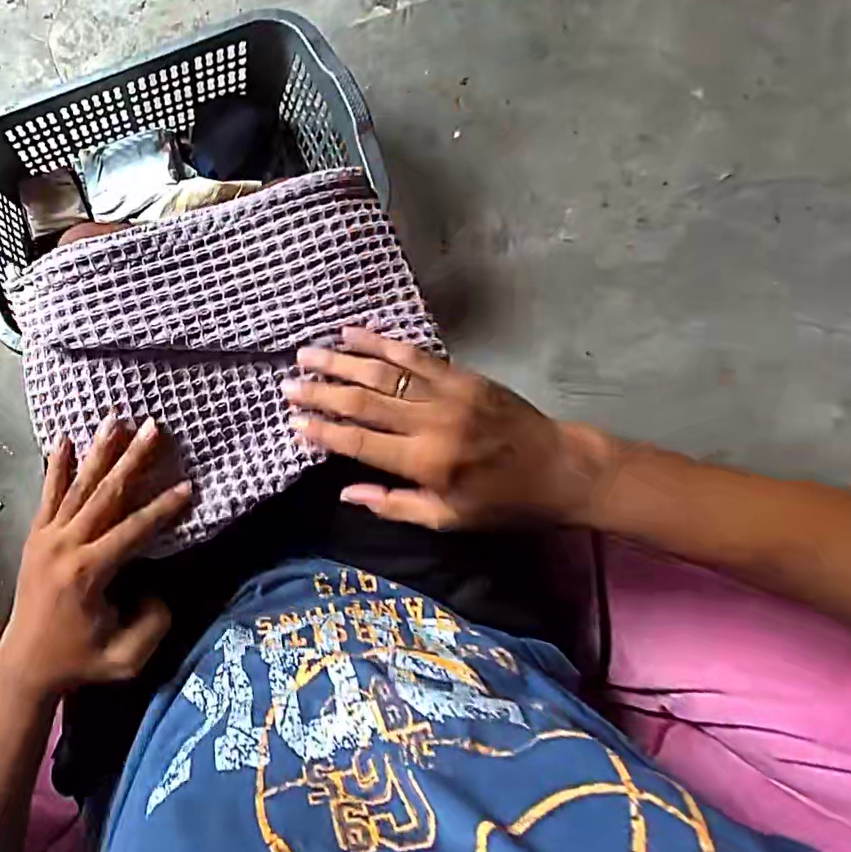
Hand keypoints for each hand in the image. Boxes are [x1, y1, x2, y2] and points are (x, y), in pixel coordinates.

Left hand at [0, 417, 191, 702]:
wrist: (24, 665)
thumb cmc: (79, 662)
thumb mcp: (126, 658)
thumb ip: (152, 622)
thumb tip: (154, 584)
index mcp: (88, 573)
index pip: (134, 530)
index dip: (163, 508)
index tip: (188, 486)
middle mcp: (65, 546)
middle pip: (106, 494)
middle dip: (134, 459)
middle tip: (154, 427)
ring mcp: (46, 537)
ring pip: (79, 486)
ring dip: (100, 451)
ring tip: (116, 419)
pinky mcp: (35, 536)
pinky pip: (48, 494)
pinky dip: (57, 467)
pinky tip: (65, 439)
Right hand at [283, 327, 616, 529]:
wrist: (561, 468)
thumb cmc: (502, 502)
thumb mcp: (449, 519)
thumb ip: (394, 506)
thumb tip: (346, 493)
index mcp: (426, 462)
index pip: (360, 443)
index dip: (324, 432)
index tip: (294, 423)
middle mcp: (430, 422)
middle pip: (363, 402)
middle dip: (322, 392)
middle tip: (288, 384)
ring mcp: (446, 392)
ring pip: (383, 372)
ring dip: (341, 361)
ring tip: (308, 353)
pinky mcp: (461, 374)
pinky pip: (414, 355)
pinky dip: (381, 342)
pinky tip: (353, 332)